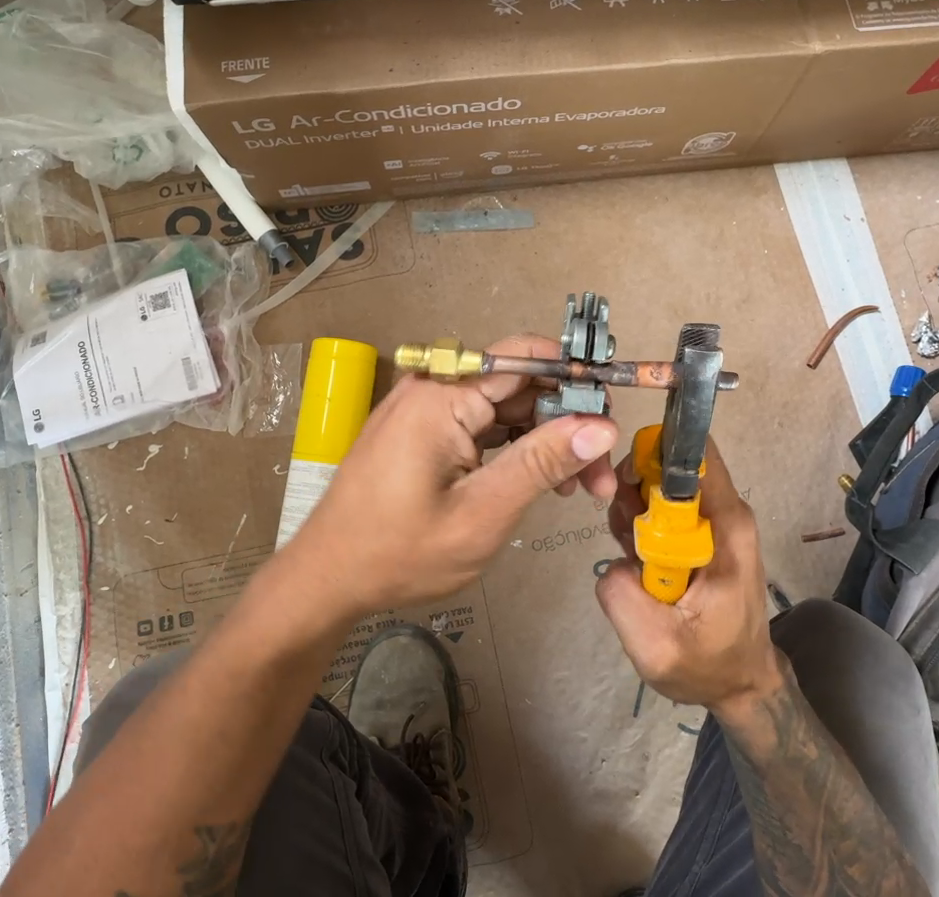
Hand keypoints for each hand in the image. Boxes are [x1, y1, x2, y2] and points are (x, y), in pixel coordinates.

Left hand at [287, 334, 619, 616]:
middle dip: (566, 424)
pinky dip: (512, 448)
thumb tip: (600, 425)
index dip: (576, 382)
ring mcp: (422, 408)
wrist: (327, 577)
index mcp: (442, 397)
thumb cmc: (401, 553)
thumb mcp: (482, 513)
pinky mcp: (419, 429)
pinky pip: (478, 424)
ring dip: (543, 440)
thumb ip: (541, 463)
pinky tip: (537, 481)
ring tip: (575, 488)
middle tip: (598, 477)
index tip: (611, 420)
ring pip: (503, 407)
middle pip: (519, 386)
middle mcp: (431, 387)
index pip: (526, 361)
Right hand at [595, 437, 784, 714]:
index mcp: (725, 526)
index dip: (652, 457)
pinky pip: (662, 508)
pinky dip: (640, 525)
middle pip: (670, 464)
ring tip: (632, 556)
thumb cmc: (709, 664)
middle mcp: (725, 512)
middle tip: (623, 536)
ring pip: (660, 484)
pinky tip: (639, 561)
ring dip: (633, 509)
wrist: (741, 682)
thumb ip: (622, 595)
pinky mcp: (701, 532)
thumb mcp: (656, 646)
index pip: (694, 453)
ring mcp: (714, 520)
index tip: (625, 490)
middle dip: (634, 486)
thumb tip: (614, 560)